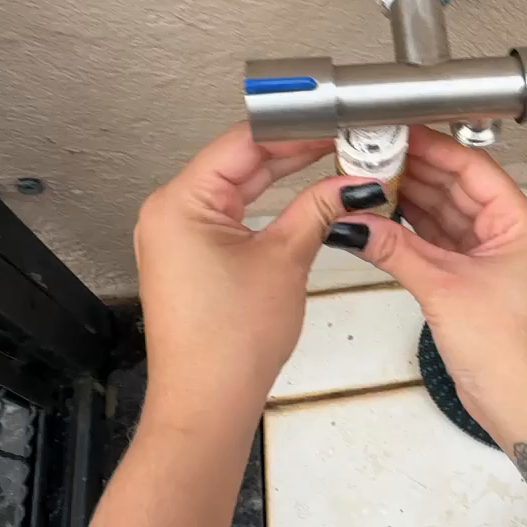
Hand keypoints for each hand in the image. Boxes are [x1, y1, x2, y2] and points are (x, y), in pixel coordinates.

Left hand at [134, 123, 386, 424]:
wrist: (208, 404)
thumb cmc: (233, 338)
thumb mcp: (285, 259)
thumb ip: (320, 209)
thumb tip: (356, 183)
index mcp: (180, 202)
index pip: (243, 142)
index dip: (294, 129)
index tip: (334, 122)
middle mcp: (170, 211)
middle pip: (239, 162)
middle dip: (293, 151)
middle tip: (343, 141)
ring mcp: (178, 236)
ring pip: (237, 188)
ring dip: (283, 176)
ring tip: (330, 160)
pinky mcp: (192, 257)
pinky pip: (233, 214)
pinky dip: (268, 204)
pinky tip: (301, 194)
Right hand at [332, 126, 526, 429]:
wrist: (519, 402)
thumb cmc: (506, 348)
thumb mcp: (443, 289)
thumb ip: (395, 250)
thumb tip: (352, 222)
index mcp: (518, 222)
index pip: (472, 167)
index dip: (433, 147)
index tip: (396, 133)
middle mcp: (506, 231)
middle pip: (455, 186)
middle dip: (415, 171)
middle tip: (370, 156)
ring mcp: (488, 254)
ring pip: (444, 212)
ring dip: (410, 199)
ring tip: (368, 181)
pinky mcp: (471, 276)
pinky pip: (438, 239)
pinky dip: (411, 230)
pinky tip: (381, 217)